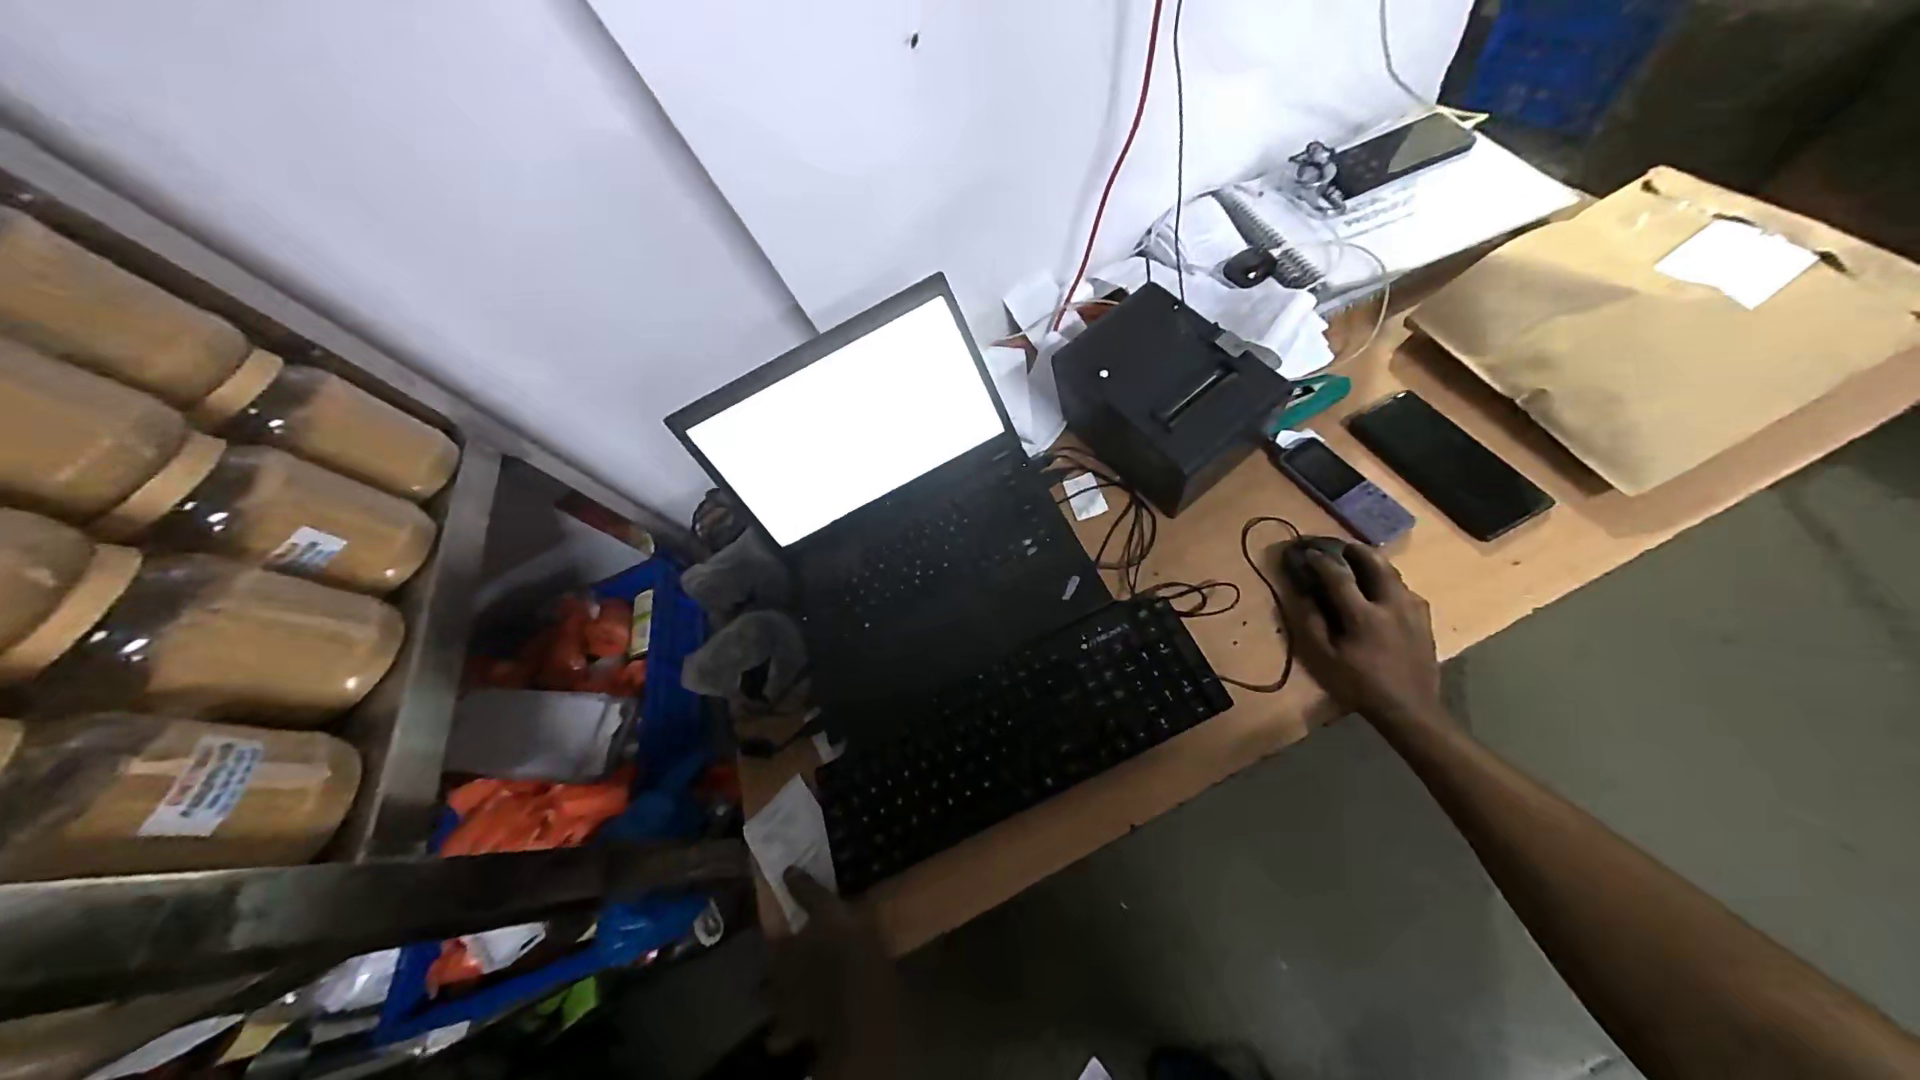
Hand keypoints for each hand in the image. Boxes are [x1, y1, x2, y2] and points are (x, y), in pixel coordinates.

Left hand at [766, 868, 908, 1079]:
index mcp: (781, 951)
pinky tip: (802, 1029)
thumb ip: (807, 891)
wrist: (861, 998)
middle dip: (770, 983)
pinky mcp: (803, 1035)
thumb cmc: (845, 945)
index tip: (782, 937)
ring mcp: (788, 1013)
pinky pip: (786, 1040)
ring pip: (771, 1018)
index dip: (774, 940)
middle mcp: (777, 983)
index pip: (768, 944)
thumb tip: (787, 870)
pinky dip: (789, 1036)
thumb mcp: (830, 907)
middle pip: (764, 986)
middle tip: (784, 974)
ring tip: (789, 1006)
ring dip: (777, 1012)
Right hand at [1279, 541, 1443, 725]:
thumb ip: (1311, 622)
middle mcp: (1392, 604)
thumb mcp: (1325, 658)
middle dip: (1354, 550)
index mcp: (1364, 615)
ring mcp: (1413, 609)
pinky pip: (1404, 588)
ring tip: (1356, 562)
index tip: (1307, 552)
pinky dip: (1387, 580)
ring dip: (1372, 562)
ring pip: (1393, 573)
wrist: (1410, 708)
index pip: (1338, 575)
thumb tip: (1302, 593)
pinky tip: (1379, 590)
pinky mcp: (1424, 618)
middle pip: (1375, 562)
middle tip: (1337, 547)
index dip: (1320, 560)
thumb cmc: (1360, 685)